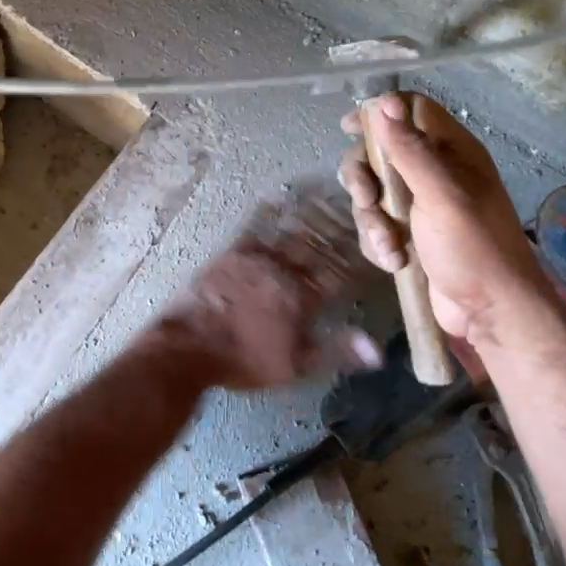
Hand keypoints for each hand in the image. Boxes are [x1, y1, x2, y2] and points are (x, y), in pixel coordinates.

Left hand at [147, 200, 372, 390]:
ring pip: (289, 232)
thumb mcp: (294, 366)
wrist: (189, 344)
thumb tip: (377, 349)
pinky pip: (254, 227)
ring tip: (326, 199)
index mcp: (302, 297)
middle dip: (338, 231)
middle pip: (317, 247)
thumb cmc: (244, 360)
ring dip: (309, 216)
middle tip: (355, 212)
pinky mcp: (229, 253)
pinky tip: (276, 199)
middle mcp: (281, 270)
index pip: (339, 274)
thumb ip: (336, 352)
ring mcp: (254, 258)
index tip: (372, 244)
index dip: (357, 260)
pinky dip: (268, 212)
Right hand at [338, 93, 556, 348]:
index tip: (349, 128)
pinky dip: (377, 241)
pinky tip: (394, 260)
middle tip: (368, 199)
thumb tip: (383, 101)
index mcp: (451, 152)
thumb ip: (410, 149)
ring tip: (389, 244)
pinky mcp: (407, 233)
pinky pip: (374, 222)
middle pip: (378, 152)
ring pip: (370, 191)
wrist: (490, 314)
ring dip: (371, 219)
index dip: (379, 112)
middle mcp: (433, 171)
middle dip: (364, 178)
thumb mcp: (442, 195)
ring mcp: (418, 204)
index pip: (410, 109)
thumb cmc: (475, 248)